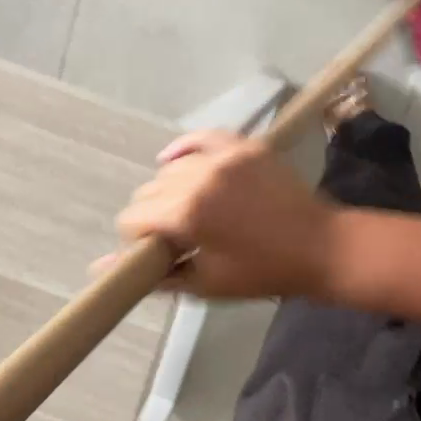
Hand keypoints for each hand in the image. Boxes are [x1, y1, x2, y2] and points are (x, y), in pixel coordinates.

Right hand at [99, 130, 337, 299]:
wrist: (321, 248)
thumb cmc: (263, 273)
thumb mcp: (205, 283)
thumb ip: (153, 273)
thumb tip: (99, 269)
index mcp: (187, 213)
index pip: (133, 218)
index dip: (137, 239)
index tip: (154, 252)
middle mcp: (199, 177)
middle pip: (149, 192)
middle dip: (153, 215)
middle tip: (176, 236)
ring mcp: (224, 157)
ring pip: (171, 168)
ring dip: (170, 189)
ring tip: (190, 209)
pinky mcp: (244, 146)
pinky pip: (201, 137)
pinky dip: (185, 149)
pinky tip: (175, 161)